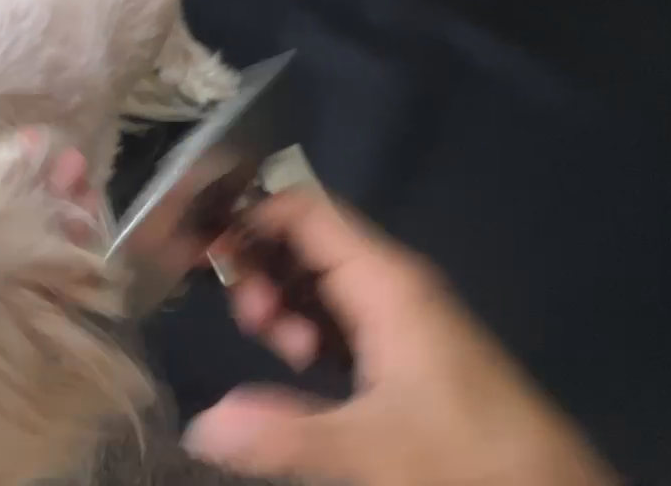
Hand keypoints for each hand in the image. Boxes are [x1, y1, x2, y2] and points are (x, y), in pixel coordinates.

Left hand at [0, 138, 95, 485]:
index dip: (4, 181)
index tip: (37, 148)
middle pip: (12, 240)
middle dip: (45, 203)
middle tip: (79, 168)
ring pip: (37, 278)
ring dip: (66, 242)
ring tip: (94, 207)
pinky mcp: (17, 381)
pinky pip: (51, 336)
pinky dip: (76, 307)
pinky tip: (99, 280)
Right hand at [184, 189, 618, 485]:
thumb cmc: (472, 462)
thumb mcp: (370, 450)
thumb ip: (280, 432)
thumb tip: (199, 427)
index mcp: (384, 281)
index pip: (301, 209)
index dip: (249, 217)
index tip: (210, 253)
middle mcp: (390, 281)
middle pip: (302, 239)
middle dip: (262, 269)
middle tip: (250, 318)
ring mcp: (400, 310)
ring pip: (317, 276)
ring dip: (283, 302)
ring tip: (283, 351)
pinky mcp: (406, 341)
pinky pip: (338, 308)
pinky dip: (309, 324)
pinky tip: (306, 362)